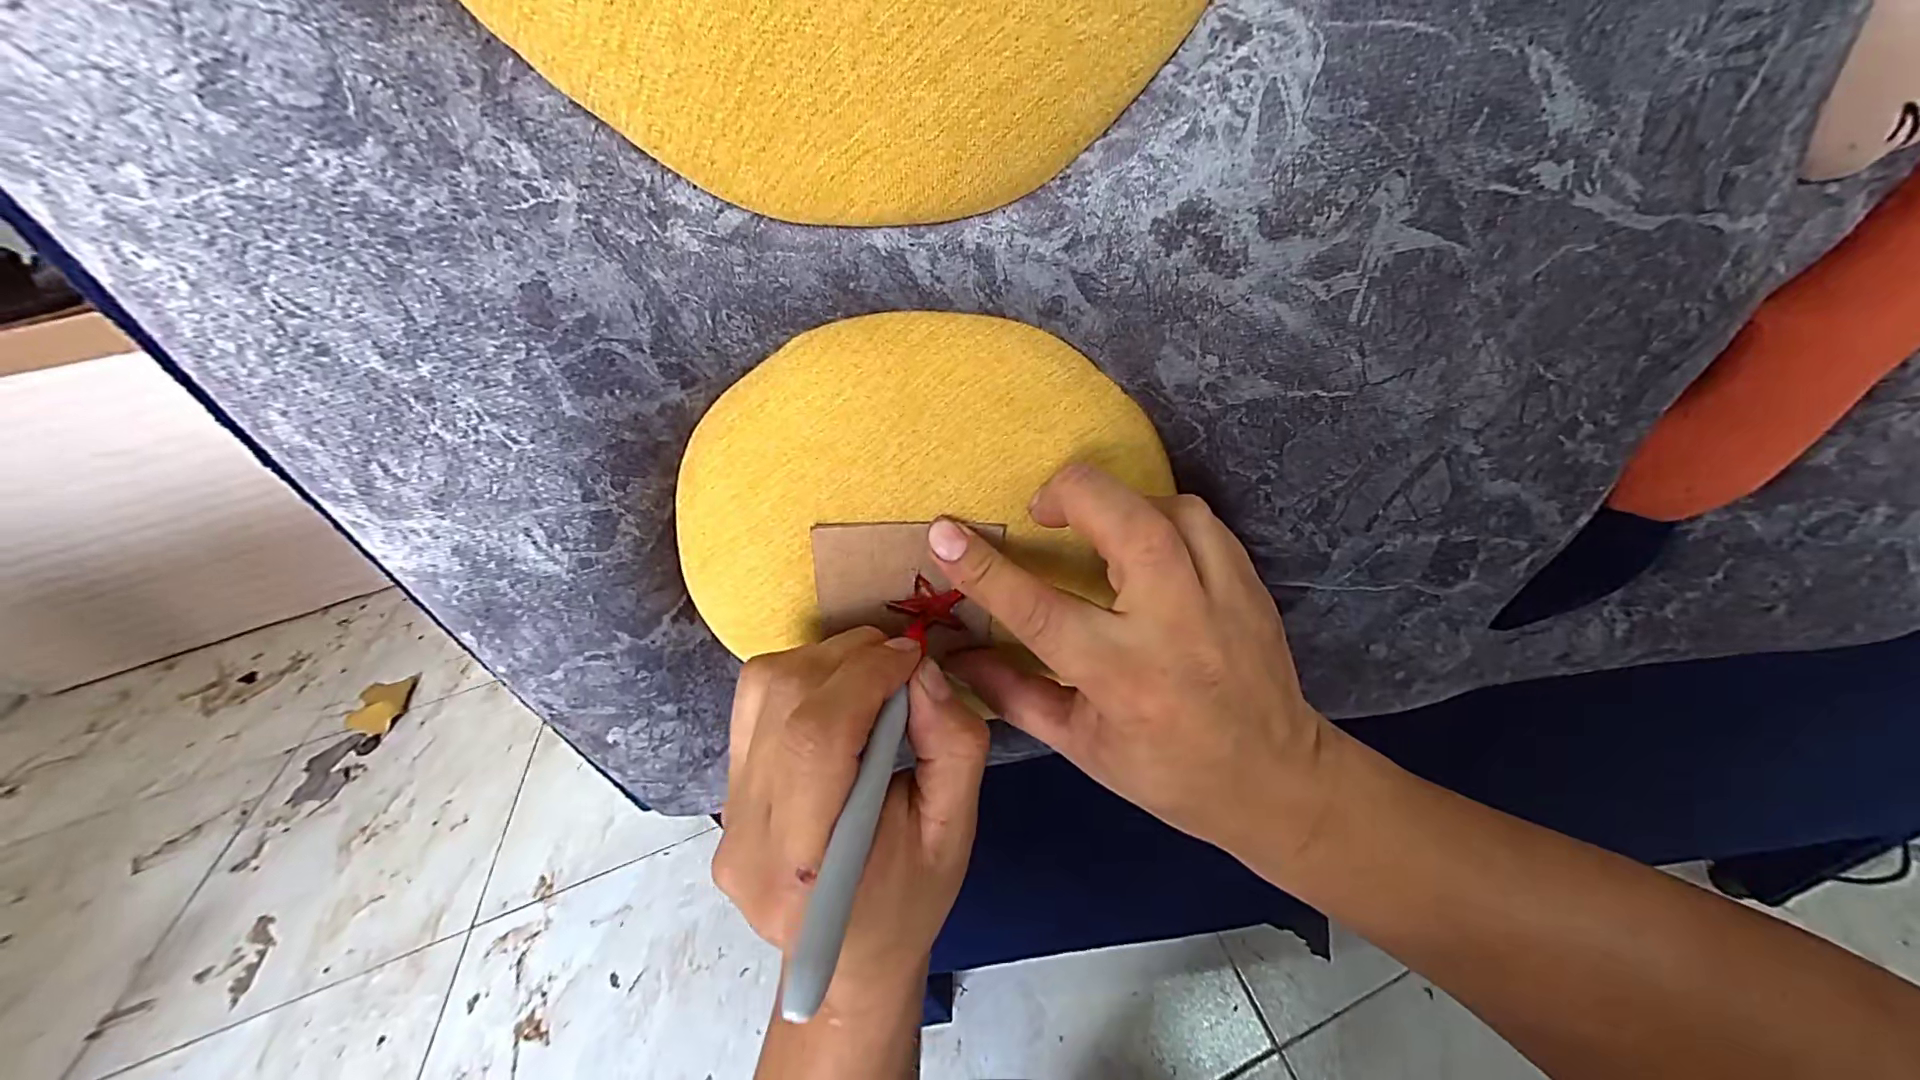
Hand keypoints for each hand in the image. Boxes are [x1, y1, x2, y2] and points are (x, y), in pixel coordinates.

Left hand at [713, 628, 989, 1020]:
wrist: (848, 962)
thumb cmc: (910, 902)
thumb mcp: (956, 829)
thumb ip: (952, 746)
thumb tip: (921, 670)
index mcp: (805, 867)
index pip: (816, 736)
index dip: (866, 677)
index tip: (913, 656)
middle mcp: (747, 837)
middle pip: (784, 699)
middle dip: (850, 658)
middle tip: (900, 661)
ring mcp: (726, 815)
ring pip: (763, 689)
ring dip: (825, 661)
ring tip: (872, 675)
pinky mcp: (724, 795)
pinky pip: (755, 704)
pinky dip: (802, 678)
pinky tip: (838, 695)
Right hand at [933, 463, 1335, 861]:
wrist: (1274, 779)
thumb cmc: (1165, 771)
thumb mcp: (1079, 743)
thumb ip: (1013, 692)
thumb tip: (955, 657)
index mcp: (1122, 676)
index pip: (1039, 609)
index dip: (984, 567)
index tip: (945, 533)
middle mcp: (1174, 628)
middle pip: (1127, 525)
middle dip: (1071, 492)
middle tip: (1041, 508)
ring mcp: (1223, 601)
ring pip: (1171, 510)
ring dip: (1121, 503)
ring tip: (1095, 526)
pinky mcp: (1250, 586)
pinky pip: (1202, 522)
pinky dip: (1162, 515)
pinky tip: (1145, 540)